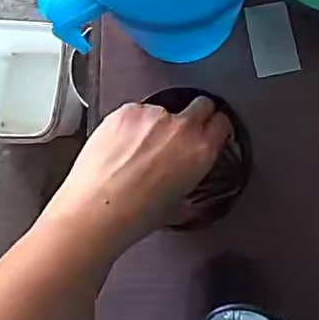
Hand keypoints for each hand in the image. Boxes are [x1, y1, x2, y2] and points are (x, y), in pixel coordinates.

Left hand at [40, 99, 231, 253]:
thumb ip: (190, 178)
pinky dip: (130, 124)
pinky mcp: (125, 110)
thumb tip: (185, 175)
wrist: (97, 210)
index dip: (214, 127)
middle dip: (194, 114)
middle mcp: (181, 127)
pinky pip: (135, 111)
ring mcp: (152, 115)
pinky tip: (119, 146)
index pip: (221, 123)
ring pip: (162, 109)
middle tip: (177, 134)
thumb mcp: (178, 203)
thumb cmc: (134, 215)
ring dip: (154, 123)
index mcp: (201, 151)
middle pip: (201, 104)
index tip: (208, 131)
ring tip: (136, 150)